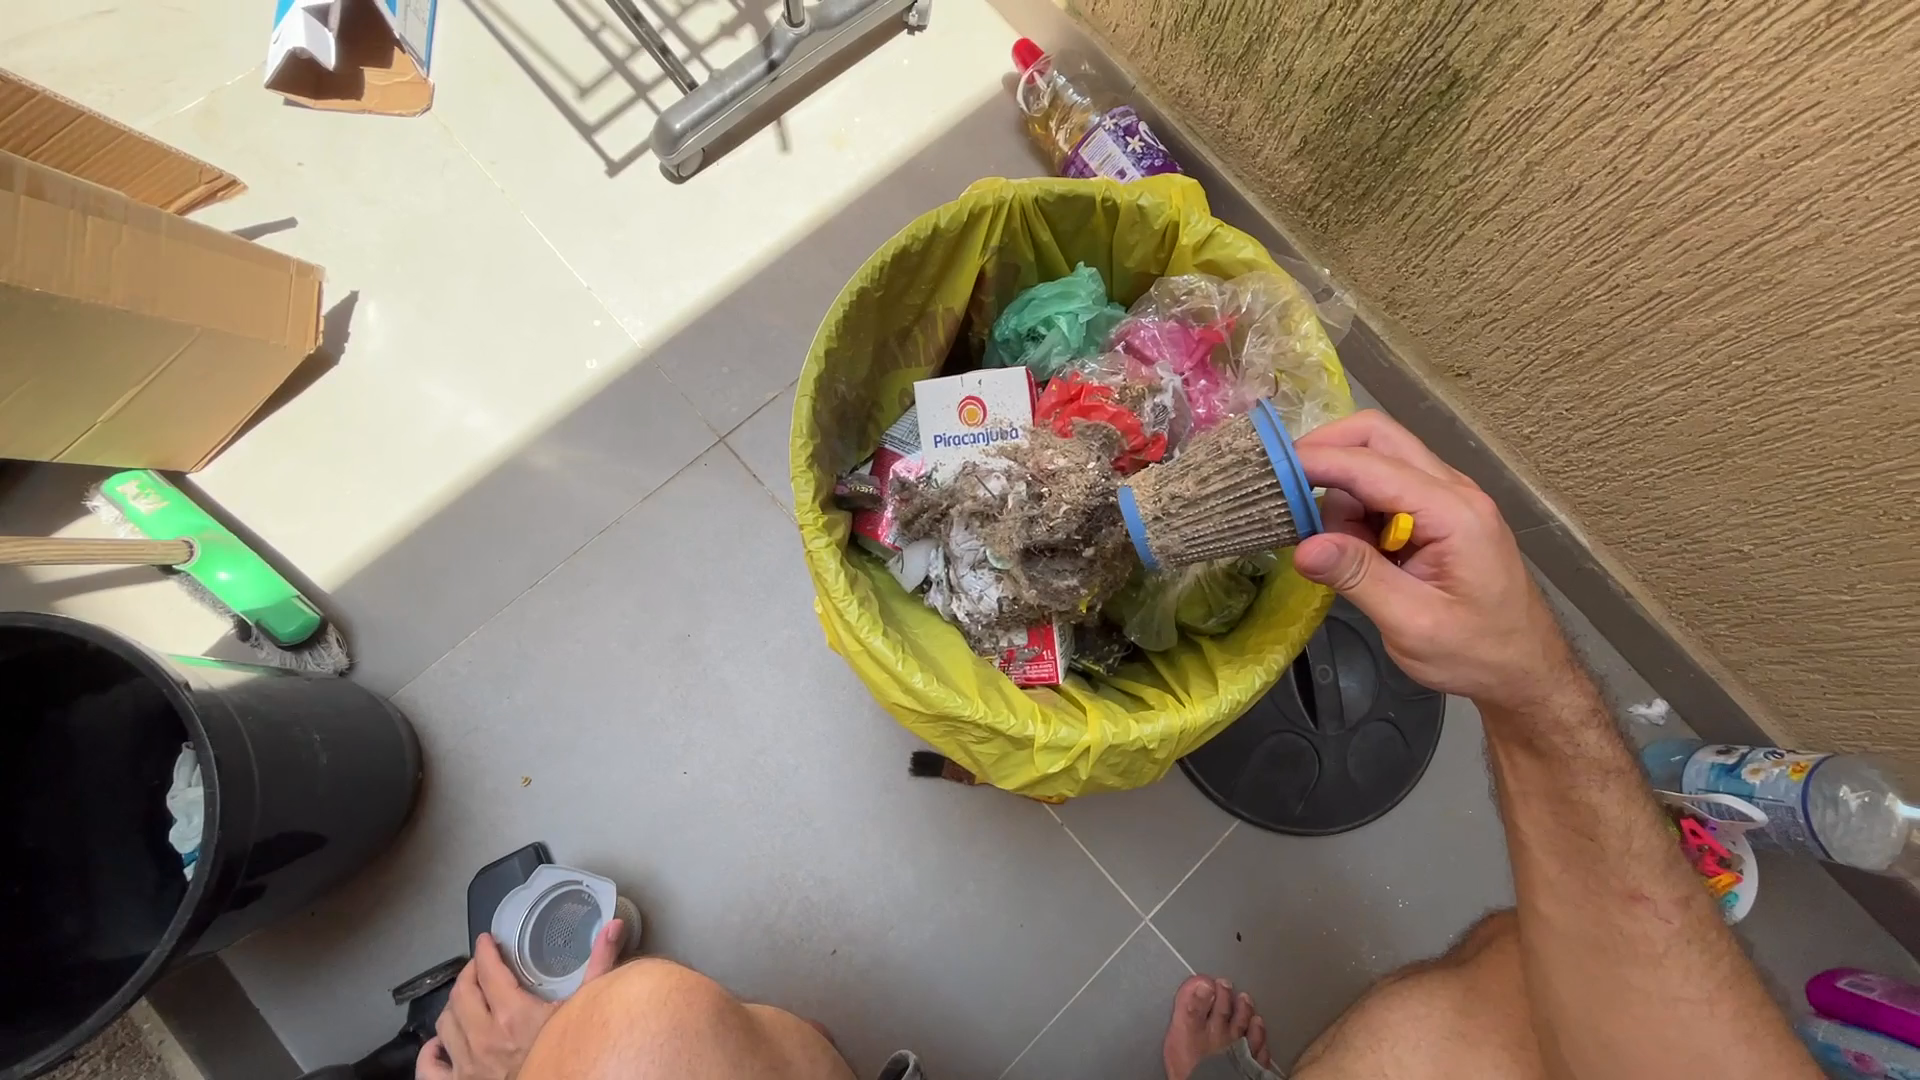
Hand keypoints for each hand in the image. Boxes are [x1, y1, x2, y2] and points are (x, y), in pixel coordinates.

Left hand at [416, 921, 624, 1079]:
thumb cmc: (574, 1051)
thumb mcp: (588, 1006)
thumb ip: (600, 964)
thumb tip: (614, 924)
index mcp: (512, 1015)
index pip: (488, 973)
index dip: (484, 952)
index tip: (487, 939)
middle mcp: (482, 1039)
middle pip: (461, 995)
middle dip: (469, 973)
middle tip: (481, 963)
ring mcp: (466, 1067)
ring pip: (444, 1025)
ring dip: (454, 1005)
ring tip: (468, 995)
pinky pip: (430, 1068)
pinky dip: (431, 1051)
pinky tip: (440, 1041)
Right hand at [1291, 411, 1576, 713]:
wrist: (1524, 670)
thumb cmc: (1476, 652)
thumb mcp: (1412, 623)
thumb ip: (1358, 578)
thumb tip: (1303, 548)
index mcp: (1452, 513)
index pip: (1370, 465)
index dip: (1314, 462)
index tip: (1265, 471)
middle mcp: (1450, 491)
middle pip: (1376, 437)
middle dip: (1323, 450)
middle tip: (1281, 486)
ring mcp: (1443, 498)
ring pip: (1374, 459)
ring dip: (1338, 490)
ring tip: (1333, 548)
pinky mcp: (1432, 513)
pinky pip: (1380, 487)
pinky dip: (1351, 506)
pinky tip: (1350, 548)